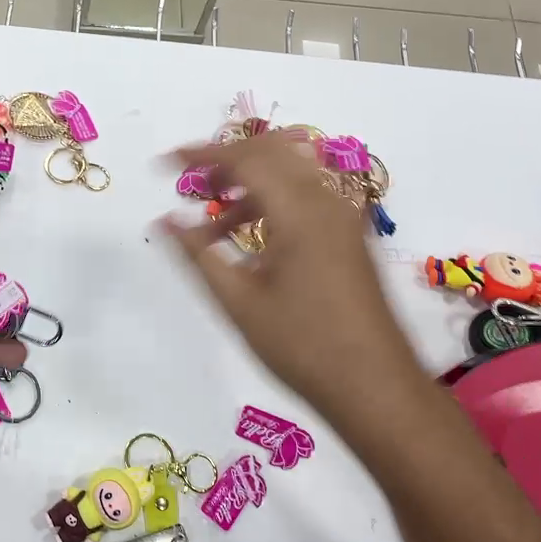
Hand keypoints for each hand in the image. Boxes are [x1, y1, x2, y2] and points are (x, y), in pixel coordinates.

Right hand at [161, 131, 422, 418]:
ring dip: (248, 182)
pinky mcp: (349, 238)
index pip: (245, 159)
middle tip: (190, 184)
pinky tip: (246, 238)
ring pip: (291, 173)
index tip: (165, 163)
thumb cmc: (301, 347)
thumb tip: (165, 219)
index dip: (201, 154)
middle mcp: (326, 204)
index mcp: (299, 213)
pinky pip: (306, 197)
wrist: (376, 388)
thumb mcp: (238, 301)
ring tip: (211, 219)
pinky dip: (271, 200)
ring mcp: (343, 220)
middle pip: (272, 153)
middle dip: (226, 161)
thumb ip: (198, 253)